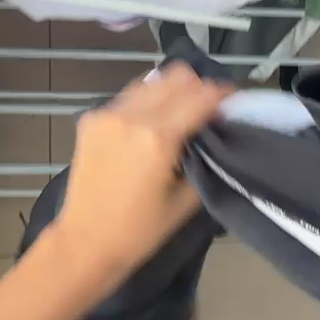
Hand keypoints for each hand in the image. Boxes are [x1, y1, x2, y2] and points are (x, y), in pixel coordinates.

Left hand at [48, 64, 230, 283]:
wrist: (85, 243)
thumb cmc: (139, 231)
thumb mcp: (185, 200)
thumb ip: (204, 159)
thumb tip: (214, 133)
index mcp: (158, 138)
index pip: (201, 96)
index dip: (224, 94)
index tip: (234, 99)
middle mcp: (131, 116)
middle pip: (177, 76)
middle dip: (199, 87)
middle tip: (208, 107)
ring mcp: (107, 113)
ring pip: (152, 80)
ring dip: (172, 90)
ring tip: (181, 112)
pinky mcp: (91, 118)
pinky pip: (129, 96)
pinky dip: (147, 101)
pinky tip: (151, 124)